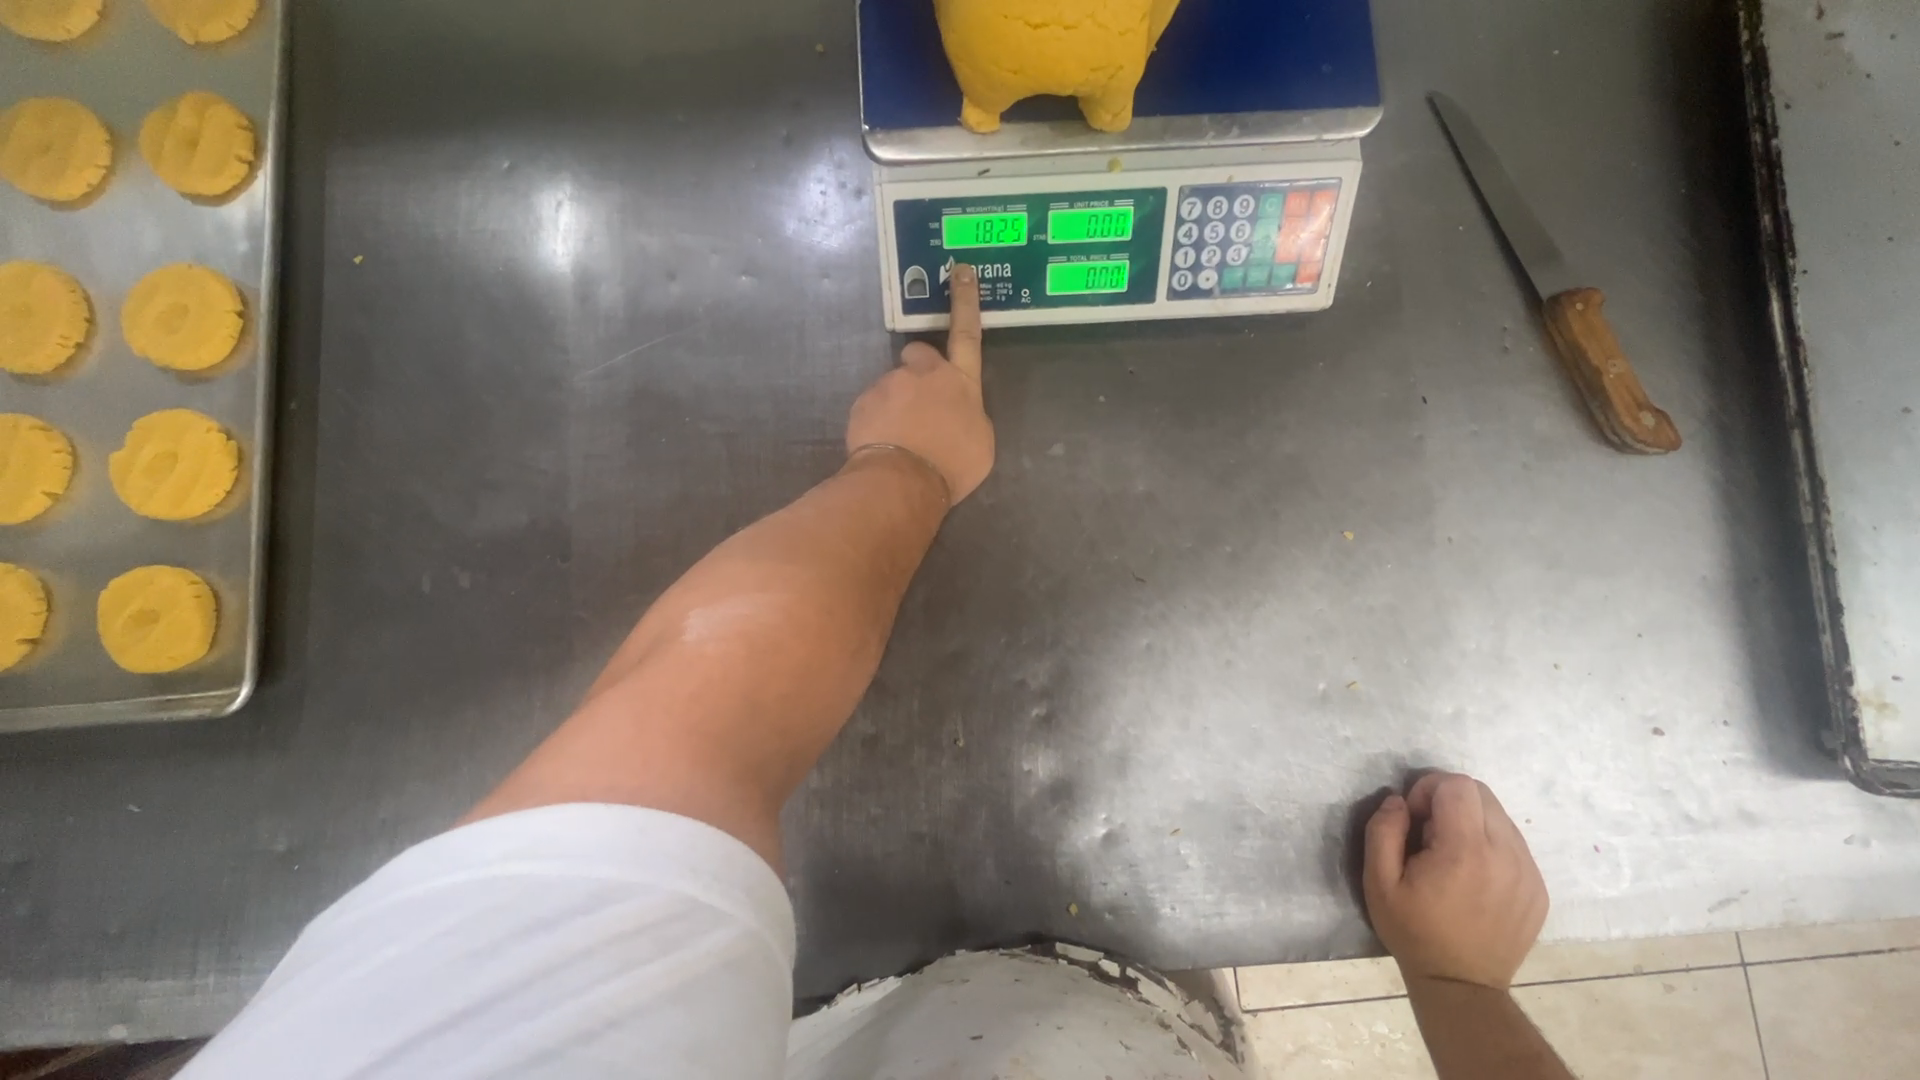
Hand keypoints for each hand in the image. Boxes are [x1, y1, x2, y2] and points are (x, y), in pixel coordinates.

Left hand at [846, 263, 994, 503]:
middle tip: (919, 403)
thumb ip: (969, 416)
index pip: (967, 334)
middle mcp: (925, 374)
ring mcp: (890, 385)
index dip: (965, 302)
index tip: (961, 271)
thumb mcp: (980, 442)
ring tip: (899, 439)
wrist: (903, 480)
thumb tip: (957, 413)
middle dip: (918, 370)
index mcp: (961, 382)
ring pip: (893, 386)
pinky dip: (877, 422)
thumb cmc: (952, 464)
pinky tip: (882, 445)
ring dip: (896, 404)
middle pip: (919, 354)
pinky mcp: (864, 402)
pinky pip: (872, 407)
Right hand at [1363, 772, 1548, 989]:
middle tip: (1428, 833)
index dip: (1428, 789)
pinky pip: (1513, 843)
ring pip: (1499, 816)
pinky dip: (1489, 843)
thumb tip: (1398, 801)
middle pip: (1481, 793)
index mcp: (1465, 851)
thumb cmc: (1413, 931)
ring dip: (1470, 821)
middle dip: (1448, 799)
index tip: (1414, 818)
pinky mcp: (1538, 888)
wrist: (1462, 985)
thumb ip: (1383, 831)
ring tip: (1450, 855)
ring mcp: (1528, 873)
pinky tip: (1472, 874)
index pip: (1457, 785)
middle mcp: (1506, 855)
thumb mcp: (1378, 881)